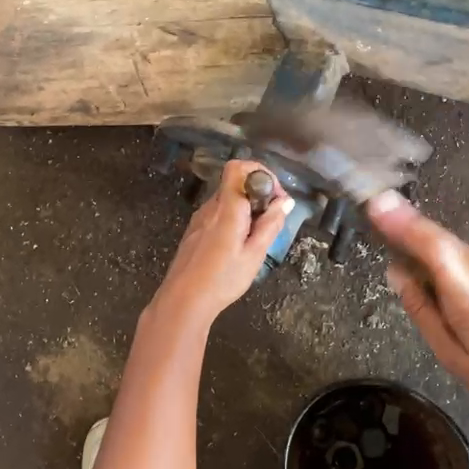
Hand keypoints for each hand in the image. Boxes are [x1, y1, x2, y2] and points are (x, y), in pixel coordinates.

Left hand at [155, 160, 294, 322]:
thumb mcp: (254, 254)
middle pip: (235, 183)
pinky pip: (218, 213)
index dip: (260, 172)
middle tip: (272, 219)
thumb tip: (285, 201)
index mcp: (226, 208)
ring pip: (227, 199)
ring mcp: (199, 218)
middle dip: (258, 193)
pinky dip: (233, 218)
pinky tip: (238, 245)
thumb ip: (270, 224)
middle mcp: (210, 206)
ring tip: (257, 236)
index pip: (238, 167)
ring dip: (246, 208)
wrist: (183, 300)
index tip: (275, 196)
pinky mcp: (195, 230)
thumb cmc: (223, 279)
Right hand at [366, 191, 468, 433]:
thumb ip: (423, 311)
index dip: (402, 220)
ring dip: (452, 281)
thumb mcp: (454, 357)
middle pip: (445, 250)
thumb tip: (399, 274)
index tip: (377, 201)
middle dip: (423, 261)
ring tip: (467, 328)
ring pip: (466, 264)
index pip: (430, 242)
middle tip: (415, 292)